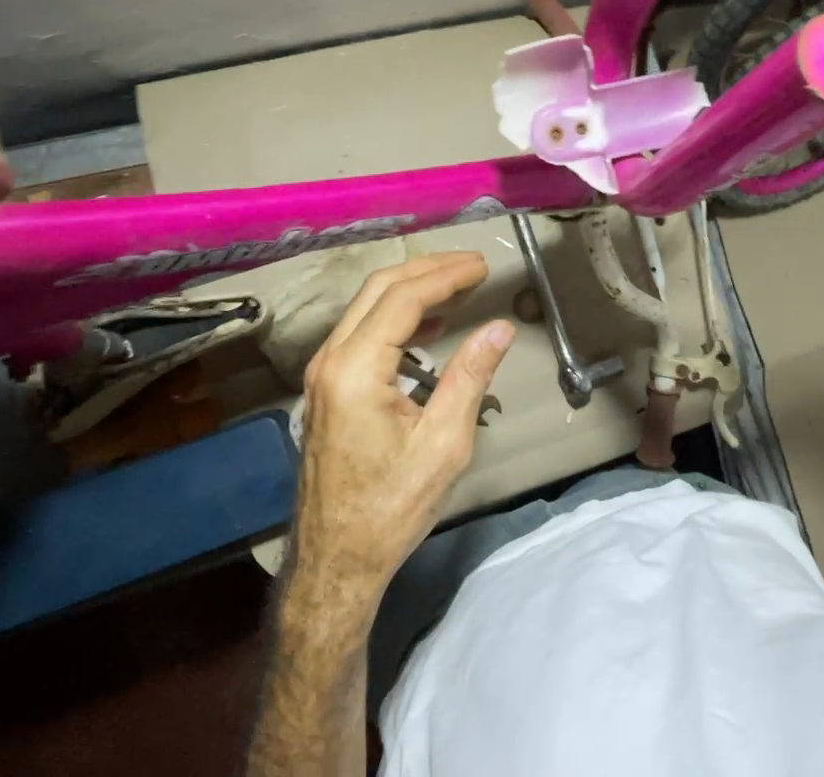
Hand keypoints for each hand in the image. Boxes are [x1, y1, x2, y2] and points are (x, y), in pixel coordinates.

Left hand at [292, 252, 514, 592]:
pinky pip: (362, 334)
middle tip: (474, 264)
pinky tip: (429, 326)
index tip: (483, 266)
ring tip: (459, 284)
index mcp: (355, 370)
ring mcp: (323, 375)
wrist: (336, 558)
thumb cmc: (392, 506)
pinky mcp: (327, 390)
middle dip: (428, 269)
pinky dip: (397, 317)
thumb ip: (470, 377)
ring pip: (366, 308)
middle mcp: (330, 361)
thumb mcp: (444, 443)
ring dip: (412, 289)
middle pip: (379, 290)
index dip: (446, 276)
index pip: (403, 299)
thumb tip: (500, 328)